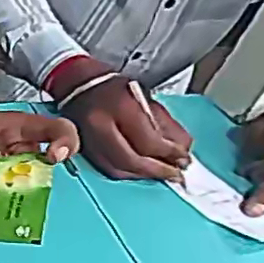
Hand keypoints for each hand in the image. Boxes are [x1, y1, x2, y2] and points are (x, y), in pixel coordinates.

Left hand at [0, 110, 79, 186]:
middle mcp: (18, 140)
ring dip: (18, 189)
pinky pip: (10, 183)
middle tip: (17, 190)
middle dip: (38, 177)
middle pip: (48, 157)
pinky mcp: (1, 170)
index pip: (55, 128)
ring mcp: (11, 156)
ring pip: (28, 175)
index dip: (65, 142)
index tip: (54, 158)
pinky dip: (3, 193)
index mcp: (14, 125)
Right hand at [51, 61, 191, 182]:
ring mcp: (87, 141)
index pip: (146, 141)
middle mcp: (99, 127)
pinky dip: (126, 173)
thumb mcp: (146, 99)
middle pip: (129, 160)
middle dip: (156, 170)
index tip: (184, 159)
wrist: (79, 87)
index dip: (168, 153)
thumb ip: (165, 125)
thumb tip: (181, 150)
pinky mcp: (82, 150)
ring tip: (161, 175)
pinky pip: (105, 168)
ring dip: (141, 175)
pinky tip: (140, 172)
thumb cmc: (115, 90)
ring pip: (116, 168)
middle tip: (175, 175)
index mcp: (119, 109)